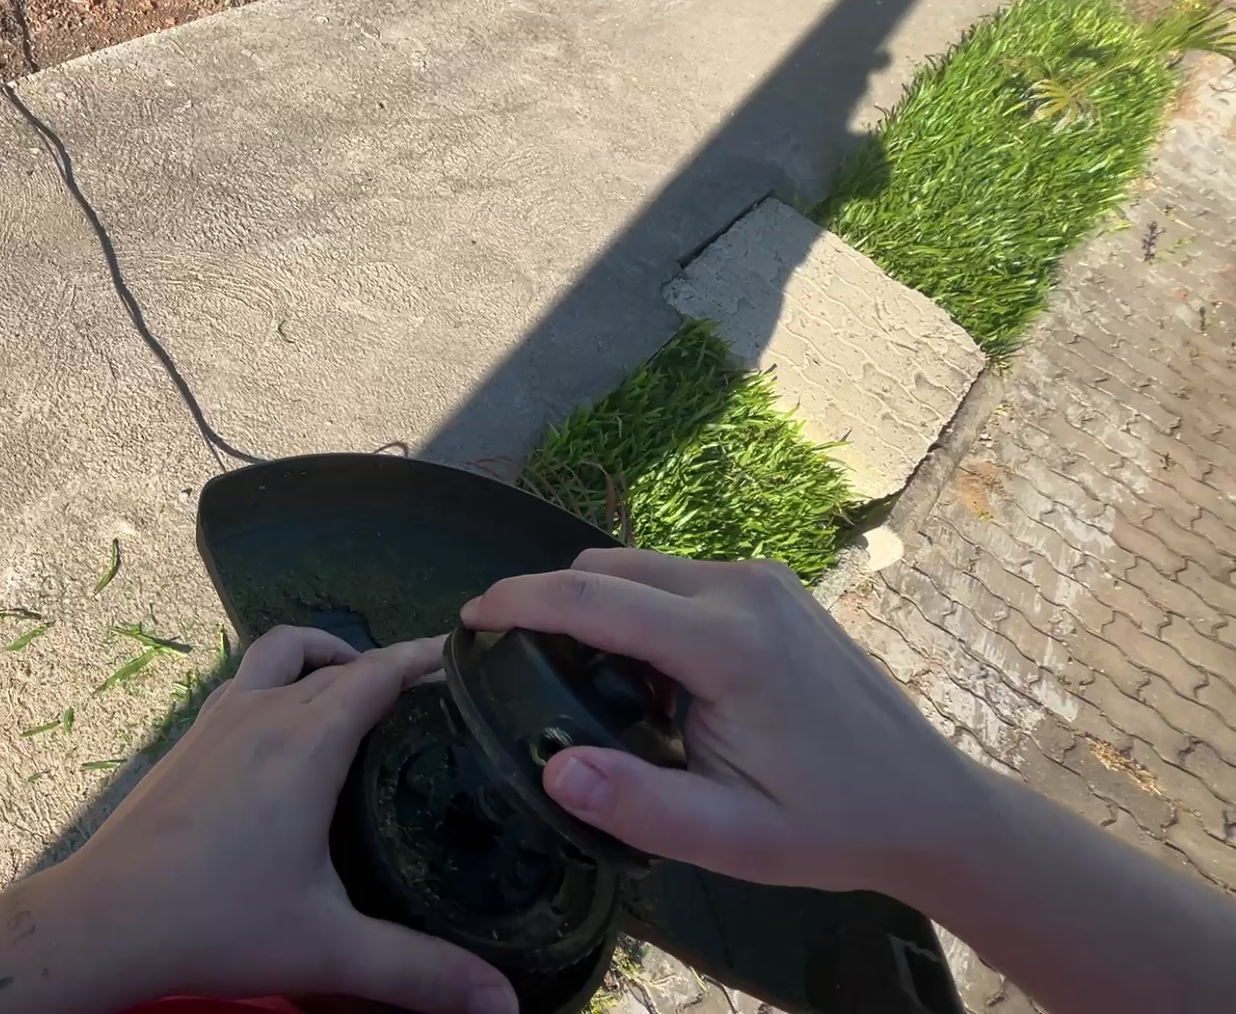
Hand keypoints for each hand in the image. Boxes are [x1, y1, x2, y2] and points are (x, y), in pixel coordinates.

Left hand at [52, 625, 518, 1013]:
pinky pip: (250, 675)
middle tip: (426, 694)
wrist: (107, 914)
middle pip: (338, 662)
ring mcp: (222, 712)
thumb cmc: (220, 919)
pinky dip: (284, 674)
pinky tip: (286, 720)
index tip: (458, 656)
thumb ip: (419, 972)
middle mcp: (266, 708)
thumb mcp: (328, 947)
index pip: (377, 674)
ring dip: (325, 653)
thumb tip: (506, 1006)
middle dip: (385, 664)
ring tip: (356, 686)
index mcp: (307, 740)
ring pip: (282, 650)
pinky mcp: (194, 729)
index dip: (420, 658)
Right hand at [462, 548, 989, 898]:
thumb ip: (641, 809)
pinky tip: (650, 671)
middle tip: (522, 663)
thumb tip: (553, 769)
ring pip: (631, 565)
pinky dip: (631, 608)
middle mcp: (738, 587)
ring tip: (593, 680)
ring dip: (591, 606)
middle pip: (603, 567)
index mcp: (727, 643)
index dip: (518, 600)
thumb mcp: (734, 842)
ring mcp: (756, 577)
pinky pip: (664, 576)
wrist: (937, 808)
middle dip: (548, 602)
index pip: (591, 596)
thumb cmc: (833, 827)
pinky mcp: (763, 582)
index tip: (470, 617)